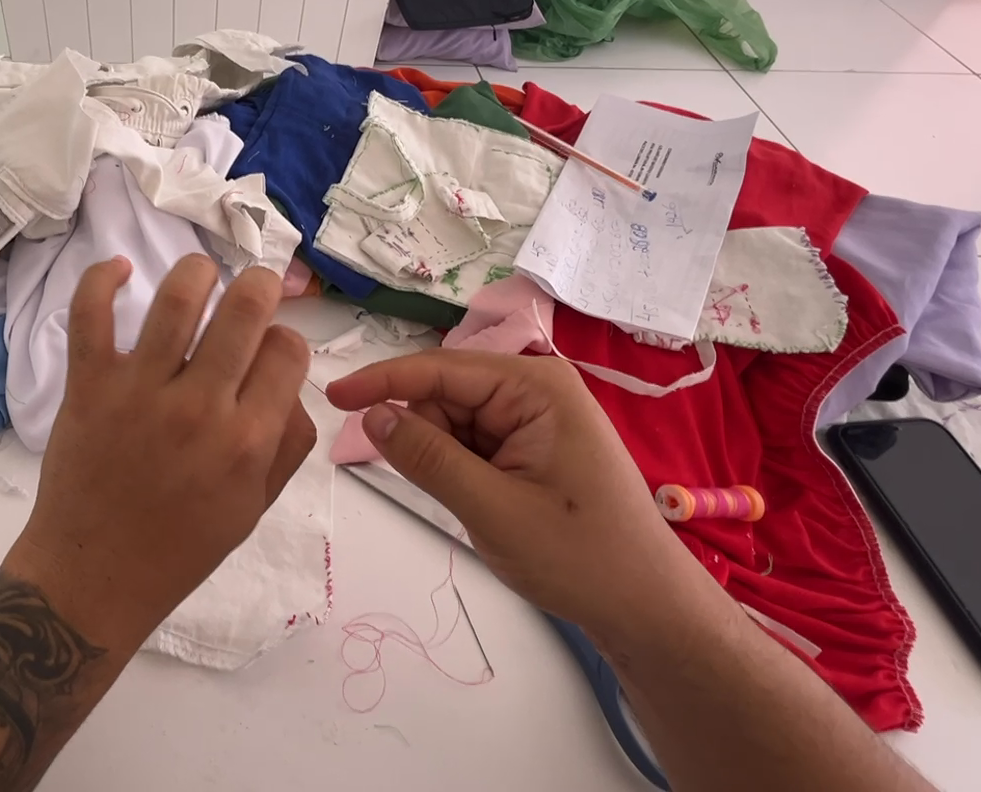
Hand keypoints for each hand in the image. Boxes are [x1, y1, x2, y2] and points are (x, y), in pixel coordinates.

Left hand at [5, 254, 316, 650]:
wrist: (97, 575)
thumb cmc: (182, 545)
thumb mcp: (256, 506)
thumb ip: (288, 442)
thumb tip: (290, 381)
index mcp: (249, 439)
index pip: (287, 349)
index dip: (286, 341)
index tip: (270, 352)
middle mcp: (201, 405)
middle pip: (246, 309)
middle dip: (260, 285)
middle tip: (252, 290)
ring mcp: (141, 390)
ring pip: (178, 296)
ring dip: (198, 272)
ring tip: (202, 276)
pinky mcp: (89, 384)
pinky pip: (91, 314)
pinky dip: (102, 279)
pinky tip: (121, 269)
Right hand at [325, 351, 711, 643]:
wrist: (647, 611)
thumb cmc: (580, 558)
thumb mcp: (492, 509)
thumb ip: (427, 458)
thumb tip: (371, 415)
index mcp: (535, 387)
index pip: (440, 369)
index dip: (382, 381)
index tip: (332, 396)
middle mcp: (533, 390)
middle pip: (444, 394)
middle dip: (419, 431)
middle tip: (427, 483)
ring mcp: (532, 417)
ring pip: (451, 420)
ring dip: (439, 454)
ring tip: (472, 503)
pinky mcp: (528, 443)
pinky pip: (469, 440)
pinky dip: (454, 466)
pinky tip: (475, 498)